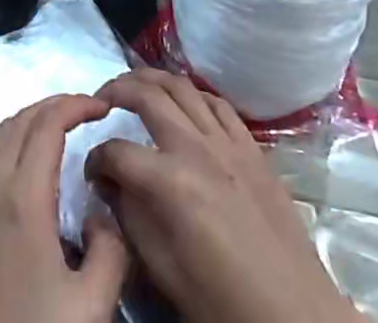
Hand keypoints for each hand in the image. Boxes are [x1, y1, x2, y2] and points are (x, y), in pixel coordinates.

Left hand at [0, 95, 130, 322]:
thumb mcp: (91, 303)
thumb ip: (110, 248)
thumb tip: (100, 215)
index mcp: (22, 199)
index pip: (47, 125)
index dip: (76, 104)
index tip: (104, 107)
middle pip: (20, 121)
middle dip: (56, 105)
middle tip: (88, 110)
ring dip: (29, 120)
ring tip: (60, 126)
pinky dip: (6, 140)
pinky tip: (23, 158)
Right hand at [86, 69, 362, 322]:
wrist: (288, 309)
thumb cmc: (218, 296)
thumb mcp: (160, 266)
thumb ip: (128, 215)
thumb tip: (107, 182)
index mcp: (169, 181)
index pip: (116, 152)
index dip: (95, 159)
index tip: (90, 171)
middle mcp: (196, 147)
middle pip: (148, 97)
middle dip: (117, 90)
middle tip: (100, 98)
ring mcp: (227, 141)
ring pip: (183, 87)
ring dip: (152, 79)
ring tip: (134, 83)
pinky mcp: (251, 145)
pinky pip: (218, 103)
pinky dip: (194, 93)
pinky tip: (183, 100)